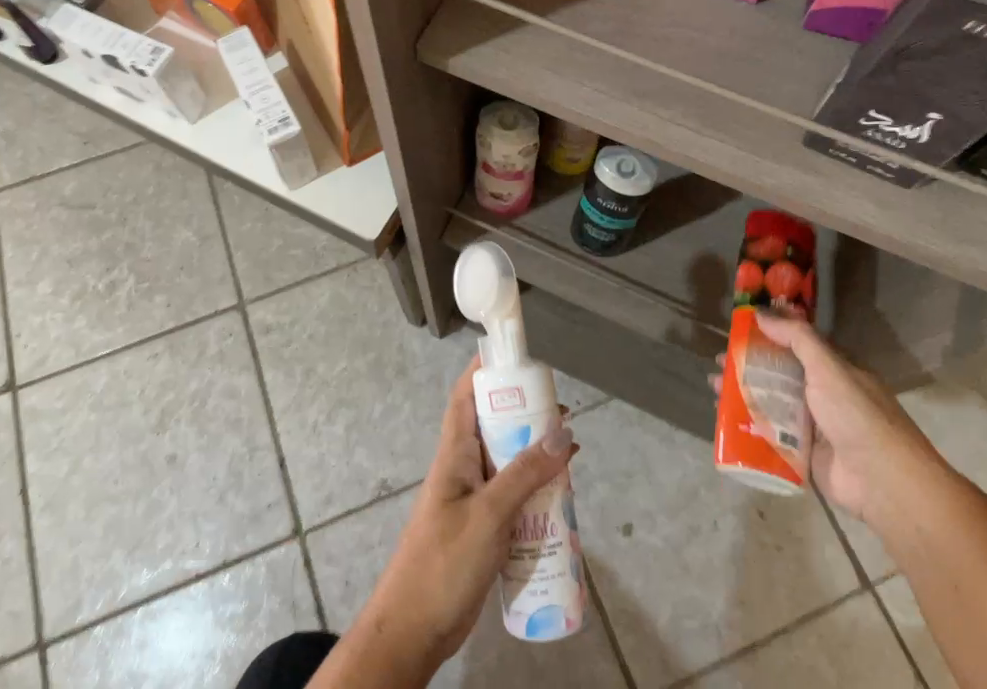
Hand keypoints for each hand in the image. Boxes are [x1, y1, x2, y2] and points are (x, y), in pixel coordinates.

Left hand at [362, 357, 578, 665]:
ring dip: (536, 455)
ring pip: (508, 464)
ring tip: (572, 451)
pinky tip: (562, 496)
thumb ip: (524, 475)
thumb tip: (562, 432)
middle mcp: (463, 471)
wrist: (414, 630)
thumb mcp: (488, 516)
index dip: (484, 371)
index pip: (464, 398)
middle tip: (563, 411)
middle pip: (494, 428)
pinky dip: (536, 491)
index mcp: (454, 457)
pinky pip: (513, 498)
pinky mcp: (484, 530)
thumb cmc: (443, 565)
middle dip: (525, 415)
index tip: (516, 356)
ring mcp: (473, 502)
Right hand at [715, 313, 945, 524]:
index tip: (739, 331)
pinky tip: (726, 420)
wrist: (880, 479)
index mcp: (835, 371)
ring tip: (714, 389)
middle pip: (780, 375)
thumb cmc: (855, 415)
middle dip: (748, 367)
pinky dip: (749, 426)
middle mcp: (824, 395)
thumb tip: (762, 313)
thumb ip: (797, 339)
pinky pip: (772, 435)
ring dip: (743, 394)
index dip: (768, 336)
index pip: (797, 346)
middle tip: (719, 363)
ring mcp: (813, 426)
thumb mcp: (828, 368)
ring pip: (772, 403)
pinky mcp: (803, 454)